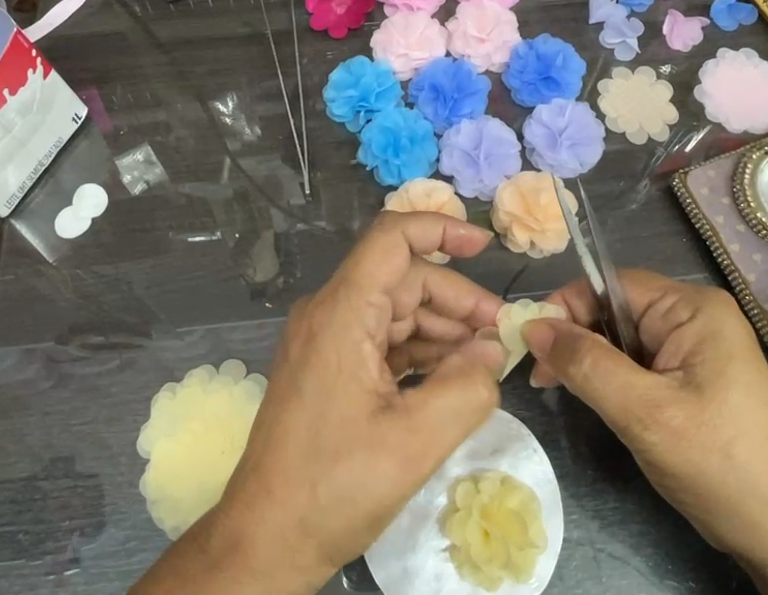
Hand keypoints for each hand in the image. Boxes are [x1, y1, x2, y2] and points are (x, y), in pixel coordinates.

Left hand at [134, 212, 505, 594]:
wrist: (265, 539)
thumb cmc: (333, 487)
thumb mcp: (414, 442)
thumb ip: (466, 389)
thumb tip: (492, 352)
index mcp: (341, 313)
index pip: (391, 239)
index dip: (440, 229)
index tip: (486, 245)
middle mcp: (329, 314)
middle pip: (402, 279)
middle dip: (456, 300)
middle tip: (502, 336)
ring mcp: (325, 342)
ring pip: (395, 311)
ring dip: (442, 329)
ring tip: (484, 361)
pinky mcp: (328, 369)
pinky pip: (381, 342)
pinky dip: (419, 352)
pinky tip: (451, 377)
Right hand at [522, 272, 767, 594]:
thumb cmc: (720, 465)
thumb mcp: (644, 413)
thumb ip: (585, 364)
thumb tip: (531, 325)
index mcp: (693, 309)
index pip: (612, 285)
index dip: (568, 307)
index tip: (532, 344)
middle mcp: (697, 318)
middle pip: (616, 309)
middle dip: (576, 337)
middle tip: (542, 377)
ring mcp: (698, 349)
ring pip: (623, 339)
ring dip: (591, 362)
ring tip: (562, 390)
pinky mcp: (696, 379)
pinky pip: (640, 363)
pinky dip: (612, 379)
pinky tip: (597, 402)